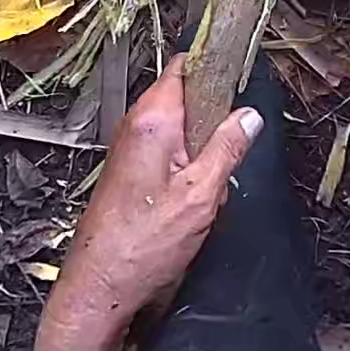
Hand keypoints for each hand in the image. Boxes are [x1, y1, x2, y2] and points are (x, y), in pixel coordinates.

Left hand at [45, 55, 261, 339]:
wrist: (100, 285)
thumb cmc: (140, 244)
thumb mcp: (200, 194)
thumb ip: (228, 149)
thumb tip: (249, 117)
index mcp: (153, 118)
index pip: (183, 65)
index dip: (212, 66)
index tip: (237, 77)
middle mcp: (136, 124)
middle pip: (185, 96)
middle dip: (212, 119)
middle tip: (226, 150)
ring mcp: (130, 144)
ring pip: (179, 126)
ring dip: (200, 148)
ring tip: (206, 183)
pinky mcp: (130, 165)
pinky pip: (167, 149)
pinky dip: (185, 165)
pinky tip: (190, 197)